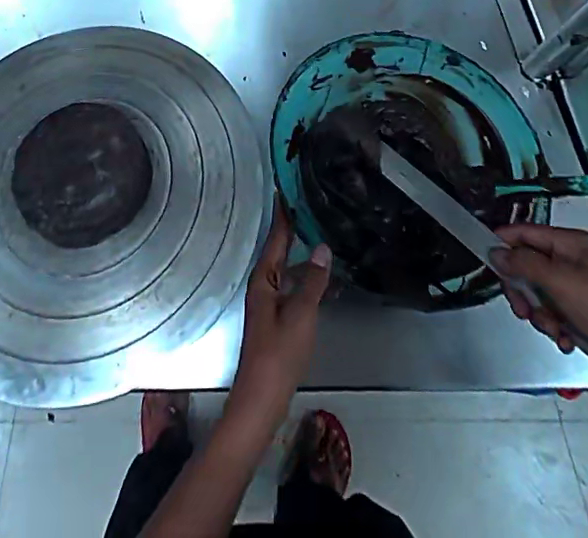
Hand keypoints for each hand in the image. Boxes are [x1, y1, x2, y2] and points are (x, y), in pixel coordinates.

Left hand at [228, 202, 331, 428]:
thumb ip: (313, 281)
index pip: (276, 238)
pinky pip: (294, 287)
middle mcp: (264, 285)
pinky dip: (309, 278)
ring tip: (325, 236)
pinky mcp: (278, 318)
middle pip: (280, 250)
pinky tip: (326, 280)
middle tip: (311, 204)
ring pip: (289, 269)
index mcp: (264, 279)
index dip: (283, 214)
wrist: (261, 397)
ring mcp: (270, 302)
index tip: (288, 188)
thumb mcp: (301, 314)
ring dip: (304, 254)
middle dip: (294, 228)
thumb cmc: (278, 353)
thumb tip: (322, 247)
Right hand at [491, 224, 587, 363]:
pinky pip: (551, 315)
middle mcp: (573, 264)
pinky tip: (565, 337)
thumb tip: (497, 252)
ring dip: (538, 313)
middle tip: (523, 305)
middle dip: (521, 289)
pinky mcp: (581, 316)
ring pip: (536, 294)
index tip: (485, 257)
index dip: (504, 244)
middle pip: (526, 265)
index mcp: (571, 244)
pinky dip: (552, 327)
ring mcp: (577, 291)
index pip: (524, 233)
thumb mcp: (560, 282)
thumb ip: (523, 264)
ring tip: (553, 326)